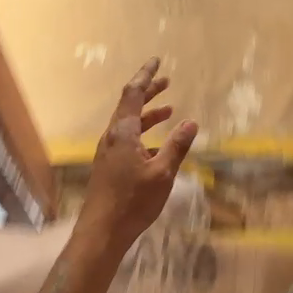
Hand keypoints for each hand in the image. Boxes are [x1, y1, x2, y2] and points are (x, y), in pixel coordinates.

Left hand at [75, 58, 197, 251]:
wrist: (101, 231)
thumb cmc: (133, 202)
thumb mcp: (162, 173)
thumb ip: (177, 146)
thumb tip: (191, 122)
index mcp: (123, 132)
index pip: (134, 94)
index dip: (146, 76)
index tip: (157, 61)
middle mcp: (112, 136)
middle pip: (129, 105)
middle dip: (148, 91)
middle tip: (166, 80)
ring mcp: (108, 151)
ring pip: (128, 123)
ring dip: (148, 114)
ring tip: (168, 110)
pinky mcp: (109, 165)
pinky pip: (127, 139)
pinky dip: (143, 133)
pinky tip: (157, 146)